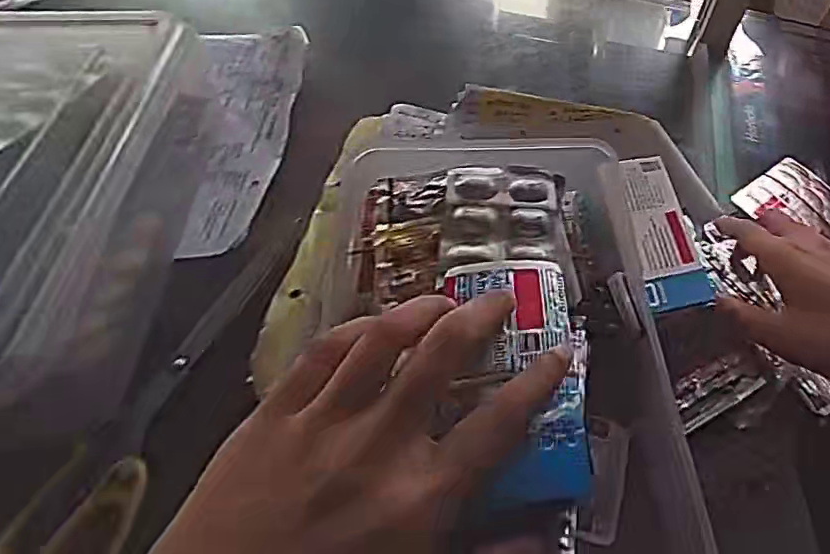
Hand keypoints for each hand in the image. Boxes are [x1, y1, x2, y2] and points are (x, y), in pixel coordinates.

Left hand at [152, 293, 570, 553]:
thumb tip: (540, 540)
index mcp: (418, 497)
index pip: (499, 423)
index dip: (539, 381)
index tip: (559, 353)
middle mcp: (377, 447)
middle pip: (444, 354)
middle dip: (482, 315)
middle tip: (500, 299)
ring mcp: (321, 424)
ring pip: (384, 337)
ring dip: (422, 309)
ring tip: (442, 299)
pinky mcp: (270, 417)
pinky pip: (321, 352)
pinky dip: (356, 328)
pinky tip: (374, 324)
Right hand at [715, 208, 829, 430]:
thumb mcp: (783, 337)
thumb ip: (746, 318)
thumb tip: (720, 302)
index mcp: (788, 258)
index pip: (749, 232)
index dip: (729, 228)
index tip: (718, 226)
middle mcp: (811, 247)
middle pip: (775, 225)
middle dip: (754, 231)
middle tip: (739, 247)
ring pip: (799, 234)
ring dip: (779, 241)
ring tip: (770, 262)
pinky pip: (819, 246)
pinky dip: (802, 251)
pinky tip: (809, 275)